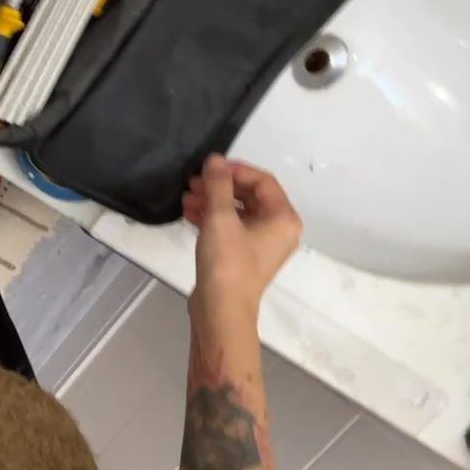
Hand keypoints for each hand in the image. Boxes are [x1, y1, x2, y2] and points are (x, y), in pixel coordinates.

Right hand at [183, 155, 301, 329]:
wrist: (222, 309)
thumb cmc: (227, 262)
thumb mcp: (220, 218)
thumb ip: (217, 185)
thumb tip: (215, 159)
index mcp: (284, 218)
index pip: (263, 181)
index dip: (235, 170)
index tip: (207, 168)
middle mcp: (279, 229)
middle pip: (251, 196)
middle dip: (220, 187)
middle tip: (192, 182)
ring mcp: (262, 244)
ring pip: (239, 211)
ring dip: (212, 201)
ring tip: (186, 198)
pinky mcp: (244, 255)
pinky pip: (232, 227)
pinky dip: (212, 218)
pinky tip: (189, 214)